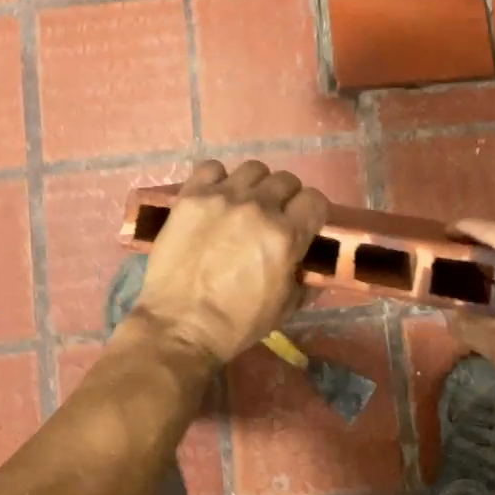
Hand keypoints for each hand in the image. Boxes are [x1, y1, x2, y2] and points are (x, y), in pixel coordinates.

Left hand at [127, 160, 329, 367]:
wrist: (178, 326)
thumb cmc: (236, 324)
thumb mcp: (285, 308)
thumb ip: (304, 279)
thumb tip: (311, 264)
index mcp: (285, 235)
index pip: (315, 200)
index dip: (312, 213)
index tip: (303, 225)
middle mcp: (258, 207)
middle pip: (286, 180)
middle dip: (285, 198)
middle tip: (272, 218)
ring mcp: (222, 197)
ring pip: (253, 169)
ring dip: (255, 185)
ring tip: (243, 205)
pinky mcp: (192, 196)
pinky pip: (212, 168)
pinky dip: (217, 180)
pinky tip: (215, 199)